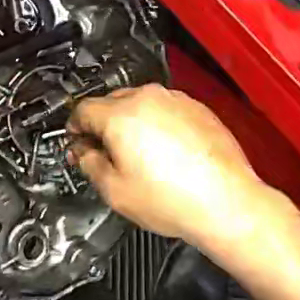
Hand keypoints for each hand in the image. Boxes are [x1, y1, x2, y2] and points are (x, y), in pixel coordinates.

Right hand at [68, 84, 281, 252]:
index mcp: (122, 114)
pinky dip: (159, 125)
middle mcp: (149, 98)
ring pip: (141, 104)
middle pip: (111, 102)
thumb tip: (83, 153)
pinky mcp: (197, 108)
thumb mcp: (114, 190)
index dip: (74, 129)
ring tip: (139, 159)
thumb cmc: (176, 198)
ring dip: (132, 123)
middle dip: (103, 125)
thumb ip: (89, 163)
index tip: (77, 142)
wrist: (225, 201)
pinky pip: (166, 110)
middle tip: (104, 154)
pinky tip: (164, 155)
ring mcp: (176, 100)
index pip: (83, 109)